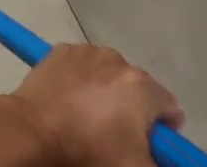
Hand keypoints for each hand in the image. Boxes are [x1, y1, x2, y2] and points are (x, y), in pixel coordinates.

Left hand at [0, 44, 183, 166]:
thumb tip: (157, 155)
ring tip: (91, 114)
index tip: (149, 143)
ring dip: (108, 90)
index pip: (170, 107)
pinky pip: (83, 65)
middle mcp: (115, 59)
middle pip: (139, 87)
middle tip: (118, 132)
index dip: (164, 128)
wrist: (36, 130)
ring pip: (110, 73)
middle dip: (134, 108)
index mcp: (141, 86)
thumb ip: (162, 162)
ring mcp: (85, 51)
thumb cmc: (91, 149)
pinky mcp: (60, 50)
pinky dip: (83, 78)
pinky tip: (72, 98)